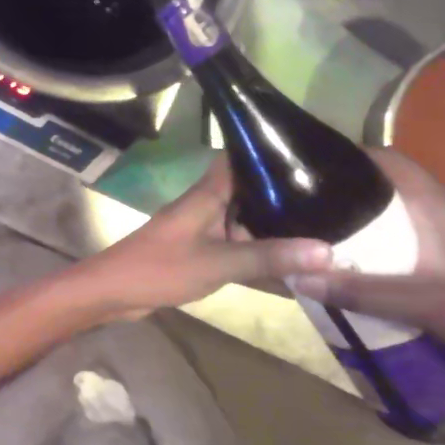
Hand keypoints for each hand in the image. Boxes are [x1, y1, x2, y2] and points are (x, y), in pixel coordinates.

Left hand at [71, 159, 331, 320]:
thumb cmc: (162, 268)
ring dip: (273, 226)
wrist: (112, 292)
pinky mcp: (199, 251)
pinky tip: (287, 264)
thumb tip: (328, 250)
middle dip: (284, 195)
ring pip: (244, 220)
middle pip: (250, 190)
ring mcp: (203, 228)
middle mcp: (208, 204)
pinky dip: (257, 251)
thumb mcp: (220, 263)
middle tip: (331, 198)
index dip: (271, 151)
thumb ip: (270, 257)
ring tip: (322, 227)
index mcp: (209, 193)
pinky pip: (235, 245)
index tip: (311, 154)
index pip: (242, 157)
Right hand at [290, 149, 444, 396]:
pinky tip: (386, 274)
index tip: (315, 173)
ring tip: (342, 247)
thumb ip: (361, 291)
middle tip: (318, 219)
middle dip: (358, 199)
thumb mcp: (422, 307)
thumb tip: (299, 275)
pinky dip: (402, 246)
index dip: (352, 159)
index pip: (391, 161)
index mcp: (442, 209)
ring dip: (381, 225)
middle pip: (398, 189)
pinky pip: (430, 237)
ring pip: (415, 216)